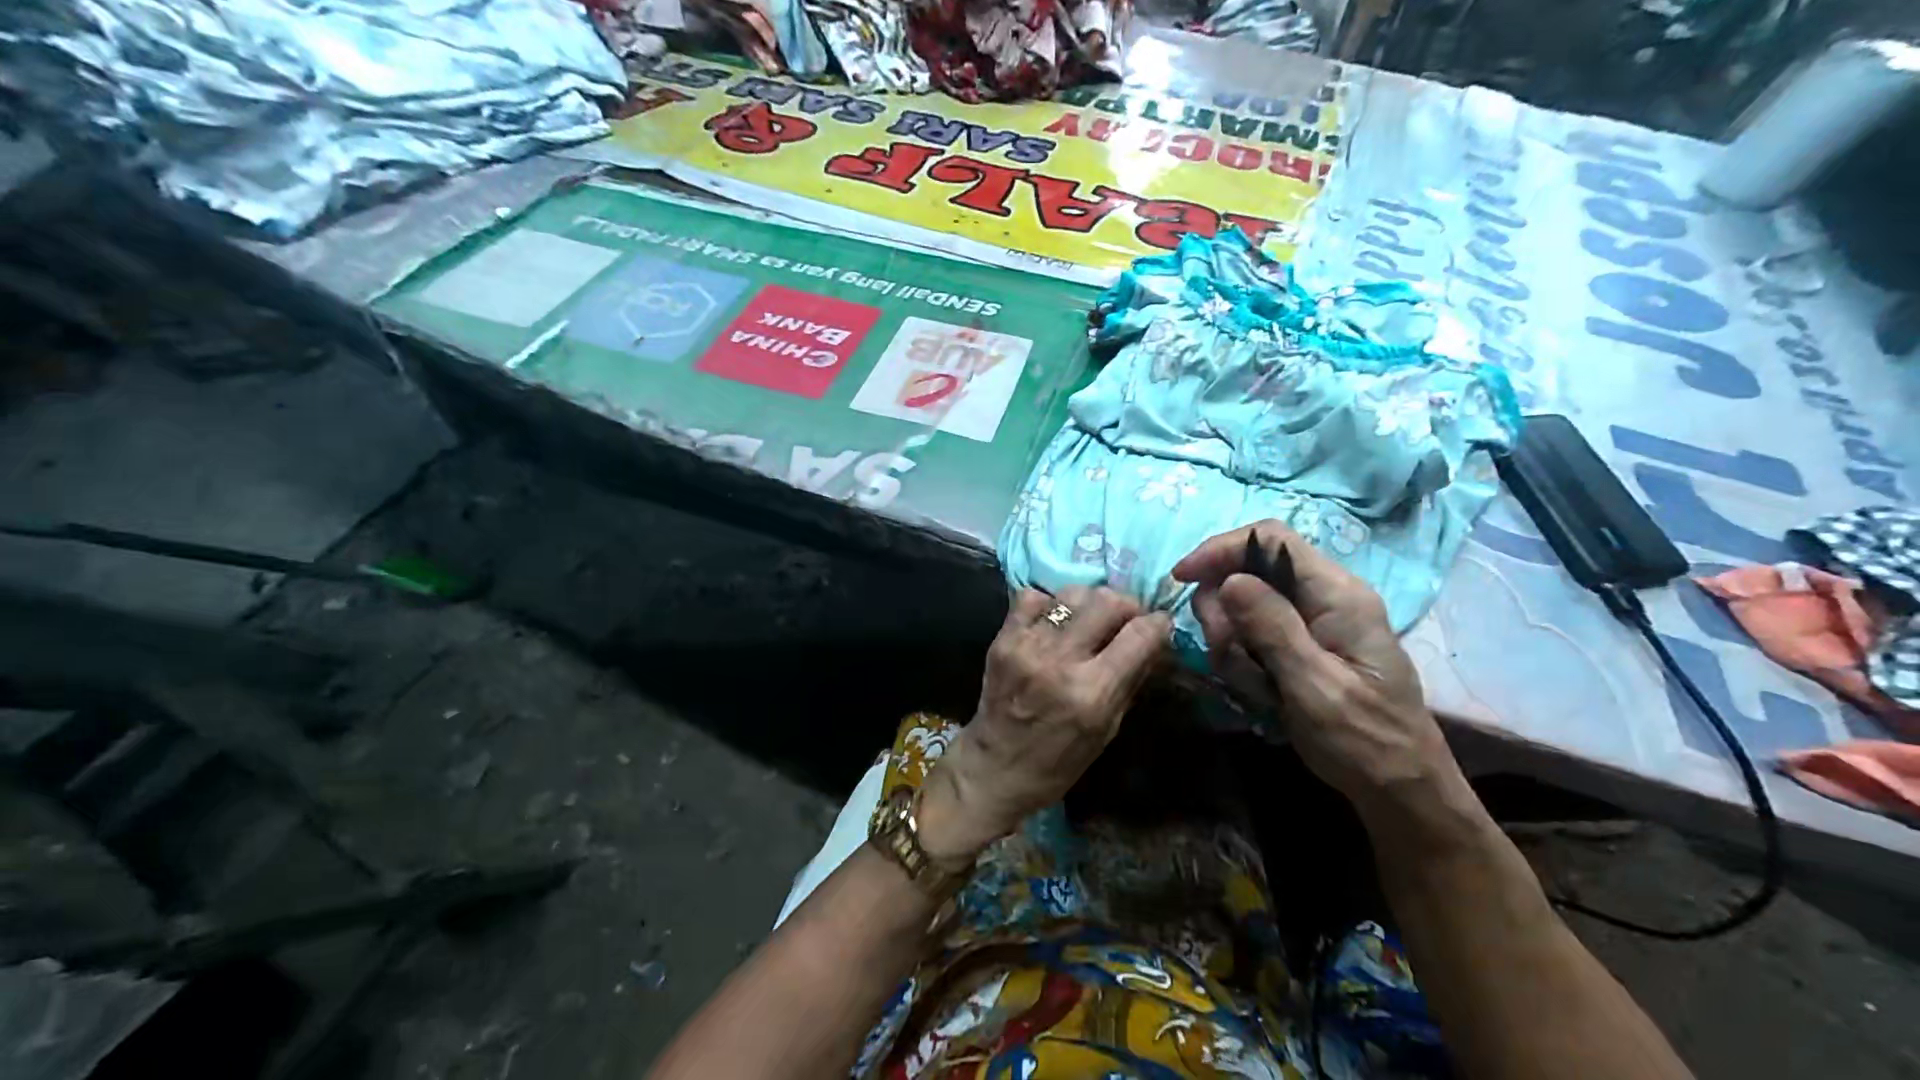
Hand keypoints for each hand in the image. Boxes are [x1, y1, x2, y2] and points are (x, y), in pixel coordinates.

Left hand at [918, 587, 1170, 863]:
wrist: (994, 767)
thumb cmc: (1059, 762)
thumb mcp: (1107, 729)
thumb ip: (1131, 679)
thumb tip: (1156, 640)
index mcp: (1092, 693)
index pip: (1141, 634)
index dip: (1159, 625)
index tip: (1159, 627)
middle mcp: (1061, 661)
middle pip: (1109, 601)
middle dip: (1128, 606)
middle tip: (1126, 620)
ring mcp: (1027, 645)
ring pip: (1073, 593)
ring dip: (1091, 602)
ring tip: (1090, 620)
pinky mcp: (1002, 638)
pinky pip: (1033, 597)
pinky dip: (1050, 604)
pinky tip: (1055, 623)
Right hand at [1172, 521, 1463, 821]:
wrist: (1398, 787)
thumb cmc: (1364, 741)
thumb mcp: (1314, 688)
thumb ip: (1273, 629)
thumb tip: (1228, 580)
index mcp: (1338, 595)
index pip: (1270, 539)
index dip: (1220, 549)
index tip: (1182, 579)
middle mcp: (1325, 597)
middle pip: (1249, 572)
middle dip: (1224, 611)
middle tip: (1226, 653)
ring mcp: (1313, 621)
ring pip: (1243, 606)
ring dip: (1232, 643)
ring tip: (1254, 685)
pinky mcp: (1302, 643)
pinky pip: (1252, 634)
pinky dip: (1243, 659)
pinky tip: (1261, 692)